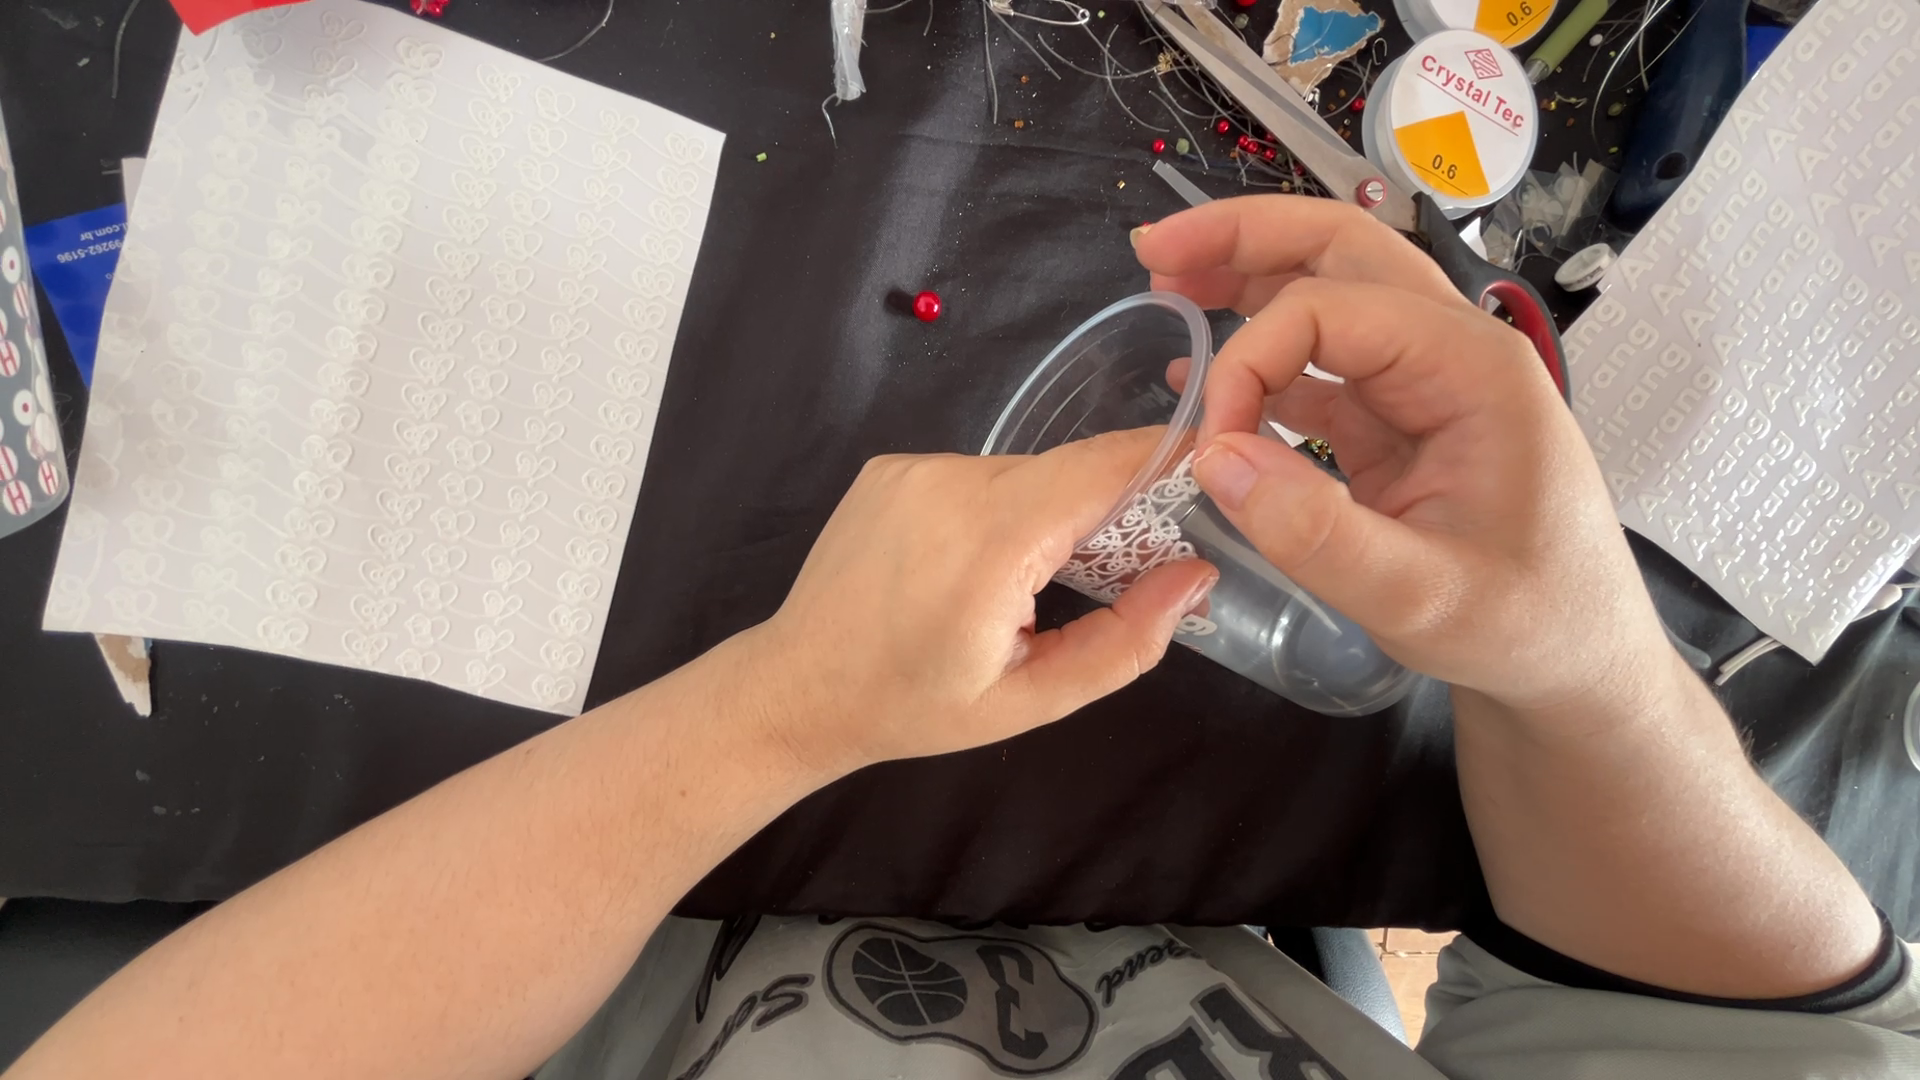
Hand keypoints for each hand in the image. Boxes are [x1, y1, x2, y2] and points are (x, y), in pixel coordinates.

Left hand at [745, 429, 1217, 775]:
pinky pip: (972, 474)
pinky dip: (994, 506)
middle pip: (1063, 471)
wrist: (798, 687)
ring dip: (1042, 511)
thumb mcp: (1031, 700)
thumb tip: (1195, 577)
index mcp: (990, 544)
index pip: (1100, 467)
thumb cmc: (915, 707)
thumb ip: (1124, 643)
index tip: (1205, 471)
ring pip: (1019, 472)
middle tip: (1107, 568)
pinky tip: (963, 559)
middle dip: (1101, 508)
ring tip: (1019, 579)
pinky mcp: (888, 467)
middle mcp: (950, 483)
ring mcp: (912, 467)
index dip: (1161, 459)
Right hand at [1134, 196, 1669, 710]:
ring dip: (1244, 278)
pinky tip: (1200, 369)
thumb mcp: (1419, 597)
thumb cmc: (1520, 624)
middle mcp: (1447, 352)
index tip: (1210, 448)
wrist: (1569, 656)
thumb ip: (1318, 533)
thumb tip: (1213, 459)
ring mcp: (1418, 383)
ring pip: (1327, 292)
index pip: (1330, 312)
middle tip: (1153, 250)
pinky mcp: (1391, 420)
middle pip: (1340, 251)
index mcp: (1468, 369)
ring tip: (1168, 281)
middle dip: (1241, 239)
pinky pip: (1316, 365)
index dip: (1247, 365)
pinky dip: (1254, 358)